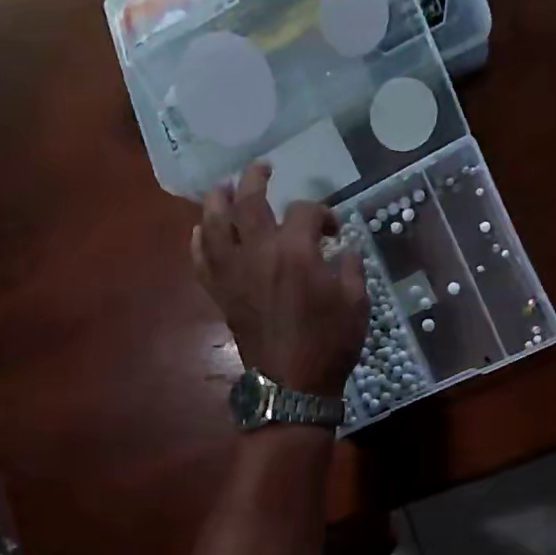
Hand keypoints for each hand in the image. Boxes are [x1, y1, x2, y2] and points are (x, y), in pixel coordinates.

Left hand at [192, 163, 367, 396]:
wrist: (293, 385)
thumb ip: (350, 267)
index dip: (322, 213)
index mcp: (296, 251)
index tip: (332, 230)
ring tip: (222, 188)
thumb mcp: (356, 302)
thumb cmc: (329, 344)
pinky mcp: (221, 293)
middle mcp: (258, 252)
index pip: (304, 211)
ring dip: (216, 200)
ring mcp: (234, 273)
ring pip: (214, 224)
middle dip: (255, 178)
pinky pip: (201, 261)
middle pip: (248, 201)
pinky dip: (199, 242)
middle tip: (262, 169)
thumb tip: (342, 249)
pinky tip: (201, 231)